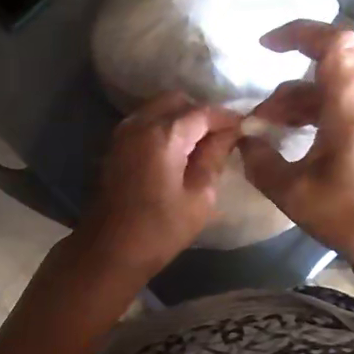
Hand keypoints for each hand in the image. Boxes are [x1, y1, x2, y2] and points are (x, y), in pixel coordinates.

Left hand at [81, 92, 242, 275]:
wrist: (108, 252)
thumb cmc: (159, 230)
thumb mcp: (199, 197)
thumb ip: (214, 157)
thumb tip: (229, 134)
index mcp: (163, 134)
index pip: (203, 111)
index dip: (227, 117)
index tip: (244, 128)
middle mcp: (139, 123)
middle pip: (176, 101)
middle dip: (201, 113)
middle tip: (220, 137)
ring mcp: (122, 133)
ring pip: (157, 109)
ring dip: (180, 118)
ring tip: (200, 145)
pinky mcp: (113, 146)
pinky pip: (143, 123)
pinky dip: (162, 127)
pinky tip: (177, 152)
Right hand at [240, 21, 353, 279]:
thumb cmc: (351, 216)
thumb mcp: (293, 193)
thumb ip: (260, 161)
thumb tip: (243, 141)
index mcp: (349, 110)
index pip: (334, 45)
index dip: (298, 32)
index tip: (265, 46)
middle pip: (319, 78)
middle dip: (279, 95)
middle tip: (253, 125)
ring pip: (327, 98)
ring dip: (292, 111)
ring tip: (265, 138)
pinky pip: (338, 116)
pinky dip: (310, 123)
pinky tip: (291, 147)